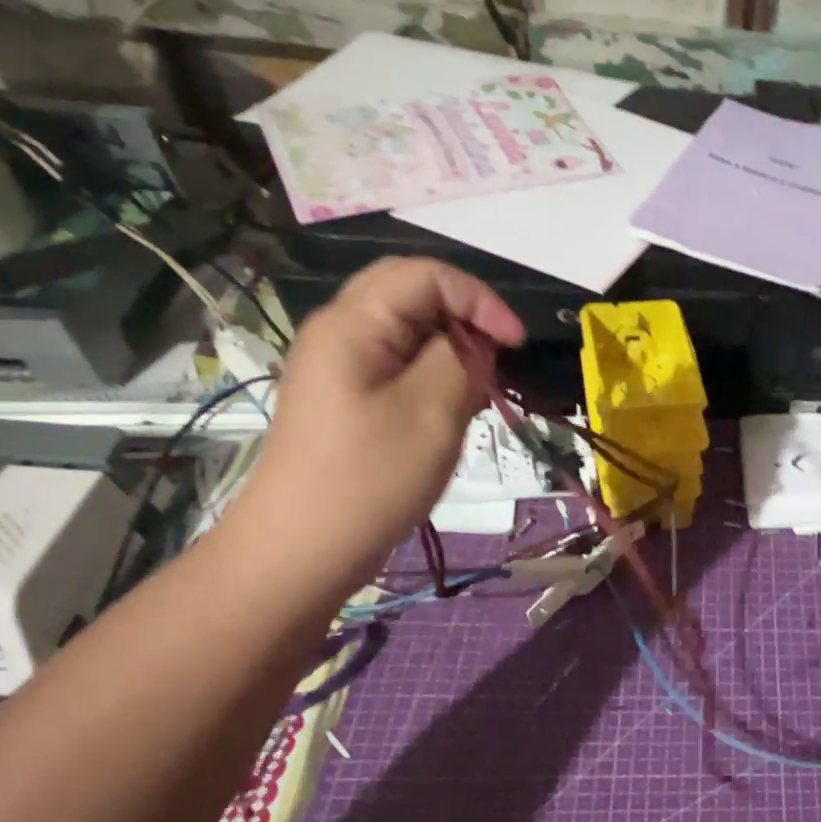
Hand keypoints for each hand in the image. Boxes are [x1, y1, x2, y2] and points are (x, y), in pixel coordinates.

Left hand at [228, 258, 524, 580]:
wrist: (303, 547)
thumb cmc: (371, 477)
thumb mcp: (432, 412)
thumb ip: (463, 360)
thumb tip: (478, 341)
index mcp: (353, 323)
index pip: (425, 274)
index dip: (479, 298)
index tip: (516, 344)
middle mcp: (339, 332)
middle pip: (411, 295)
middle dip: (466, 319)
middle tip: (498, 362)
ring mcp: (338, 366)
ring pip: (407, 331)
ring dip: (452, 349)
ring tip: (478, 390)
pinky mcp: (345, 398)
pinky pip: (397, 363)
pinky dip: (434, 374)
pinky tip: (451, 409)